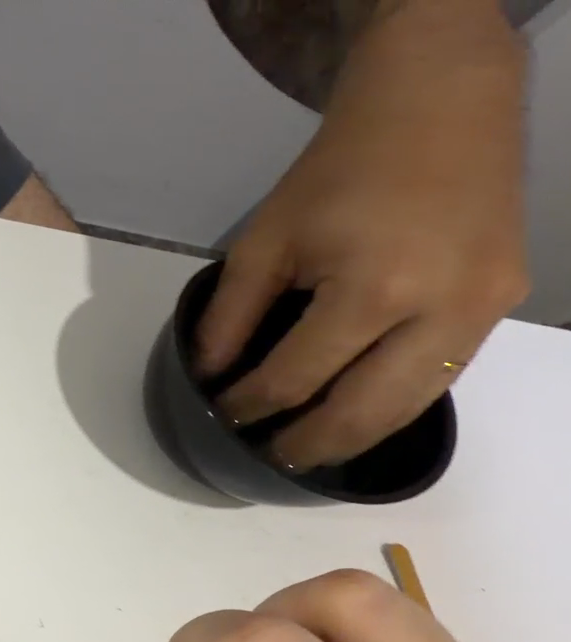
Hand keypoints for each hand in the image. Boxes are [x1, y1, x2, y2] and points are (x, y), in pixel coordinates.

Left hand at [198, 0, 526, 468]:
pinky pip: (443, 375)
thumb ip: (229, 319)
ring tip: (305, 451)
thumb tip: (207, 378)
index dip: (249, 405)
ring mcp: (485, 308)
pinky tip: (355, 415)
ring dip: (355, 435)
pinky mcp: (505, 302)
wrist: (440, 112)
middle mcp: (442, 308)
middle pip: (366, 410)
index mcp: (374, 290)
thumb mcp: (261, 246)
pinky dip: (394, 404)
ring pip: (413, 403)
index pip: (295, 378)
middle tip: (267, 459)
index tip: (222, 415)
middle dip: (309, 443)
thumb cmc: (336, 177)